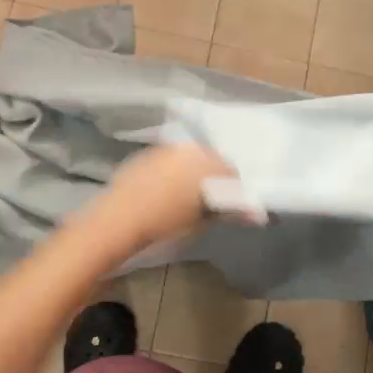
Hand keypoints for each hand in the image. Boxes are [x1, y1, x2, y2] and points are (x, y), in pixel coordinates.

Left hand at [85, 145, 233, 251]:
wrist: (118, 219)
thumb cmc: (165, 223)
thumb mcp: (201, 220)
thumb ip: (228, 211)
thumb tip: (253, 213)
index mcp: (207, 162)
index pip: (232, 171)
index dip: (234, 189)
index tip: (230, 205)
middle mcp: (188, 148)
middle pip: (210, 159)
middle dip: (213, 177)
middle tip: (209, 200)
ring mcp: (165, 149)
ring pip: (189, 157)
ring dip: (192, 172)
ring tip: (186, 196)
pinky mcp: (146, 154)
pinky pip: (169, 159)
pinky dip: (173, 171)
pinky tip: (165, 190)